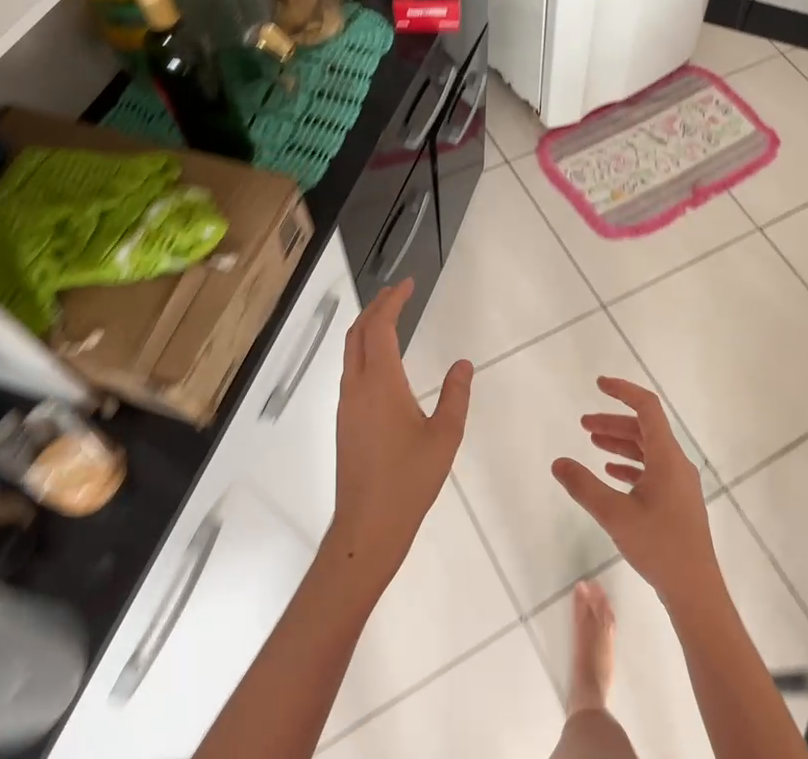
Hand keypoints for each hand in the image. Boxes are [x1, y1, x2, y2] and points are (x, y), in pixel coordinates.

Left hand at [326, 280, 471, 581]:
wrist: (368, 525)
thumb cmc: (410, 480)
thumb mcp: (445, 436)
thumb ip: (455, 395)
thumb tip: (463, 364)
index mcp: (380, 384)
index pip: (380, 327)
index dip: (393, 300)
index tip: (408, 283)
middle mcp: (356, 388)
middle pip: (358, 333)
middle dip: (376, 307)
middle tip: (398, 293)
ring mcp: (346, 406)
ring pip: (350, 353)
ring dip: (367, 328)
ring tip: (390, 318)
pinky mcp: (344, 422)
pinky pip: (351, 372)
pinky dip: (364, 351)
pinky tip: (382, 362)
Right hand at [552, 377, 722, 602]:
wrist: (694, 586)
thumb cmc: (658, 545)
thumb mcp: (614, 514)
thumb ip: (584, 486)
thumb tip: (558, 463)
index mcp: (667, 457)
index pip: (647, 408)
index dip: (623, 391)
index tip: (599, 384)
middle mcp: (676, 463)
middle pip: (645, 429)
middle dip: (614, 421)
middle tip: (583, 423)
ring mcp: (680, 483)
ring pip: (648, 450)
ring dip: (621, 443)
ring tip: (592, 443)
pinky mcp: (678, 501)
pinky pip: (653, 470)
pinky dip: (631, 464)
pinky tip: (611, 473)